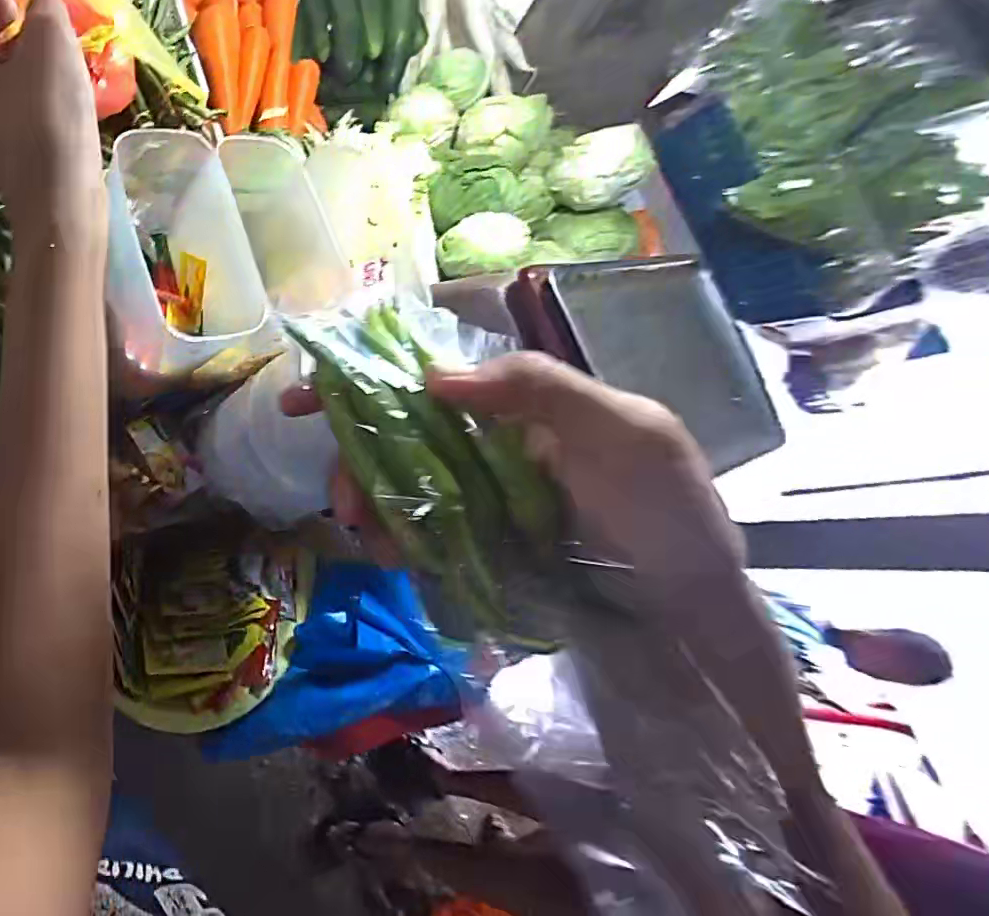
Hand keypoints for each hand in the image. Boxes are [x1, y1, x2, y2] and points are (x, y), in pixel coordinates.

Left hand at [0, 0, 104, 248]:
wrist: (60, 200)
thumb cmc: (47, 120)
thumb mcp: (49, 46)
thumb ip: (44, 11)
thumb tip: (43, 12)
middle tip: (20, 7)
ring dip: (15, 40)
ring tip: (49, 39)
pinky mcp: (12, 138)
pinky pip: (11, 89)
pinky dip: (30, 70)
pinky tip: (62, 75)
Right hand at [285, 351, 746, 596]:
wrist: (685, 613)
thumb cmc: (665, 511)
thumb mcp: (626, 433)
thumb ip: (541, 388)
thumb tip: (432, 376)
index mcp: (504, 403)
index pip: (419, 377)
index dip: (357, 379)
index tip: (302, 399)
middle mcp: (474, 441)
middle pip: (389, 433)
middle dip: (350, 457)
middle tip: (343, 501)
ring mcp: (465, 493)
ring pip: (389, 482)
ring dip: (364, 502)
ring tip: (368, 536)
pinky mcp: (462, 540)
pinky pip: (408, 529)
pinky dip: (388, 539)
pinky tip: (390, 556)